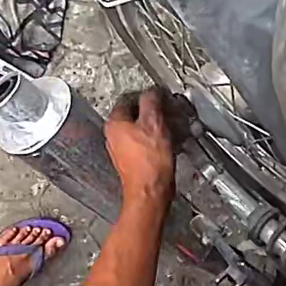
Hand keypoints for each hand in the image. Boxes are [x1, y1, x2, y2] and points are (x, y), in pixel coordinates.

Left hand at [107, 88, 174, 206]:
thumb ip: (152, 102)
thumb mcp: (155, 123)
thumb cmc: (150, 163)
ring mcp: (122, 151)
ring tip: (171, 131)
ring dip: (156, 129)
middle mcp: (114, 137)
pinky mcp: (133, 163)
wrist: (151, 192)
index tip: (160, 99)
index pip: (129, 99)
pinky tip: (168, 147)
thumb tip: (153, 92)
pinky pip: (145, 146)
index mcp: (114, 124)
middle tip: (168, 115)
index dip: (147, 97)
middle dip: (153, 114)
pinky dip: (156, 144)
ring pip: (141, 132)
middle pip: (135, 116)